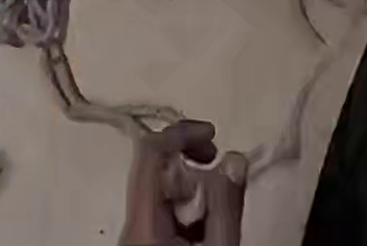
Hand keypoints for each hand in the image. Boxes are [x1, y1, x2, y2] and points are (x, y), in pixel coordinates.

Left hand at [121, 121, 247, 245]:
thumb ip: (226, 204)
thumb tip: (235, 158)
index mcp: (143, 221)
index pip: (150, 152)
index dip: (181, 132)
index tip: (211, 134)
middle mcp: (131, 223)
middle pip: (153, 164)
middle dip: (188, 154)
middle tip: (215, 159)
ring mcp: (134, 234)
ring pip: (158, 185)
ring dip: (189, 180)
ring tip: (216, 199)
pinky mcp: (142, 242)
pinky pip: (159, 205)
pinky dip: (184, 200)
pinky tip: (204, 221)